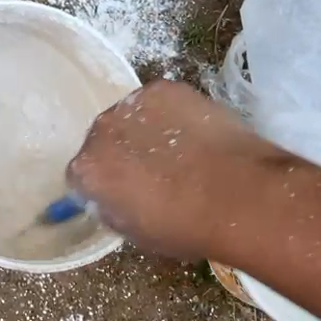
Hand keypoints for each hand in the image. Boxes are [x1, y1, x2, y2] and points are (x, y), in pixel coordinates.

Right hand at [65, 79, 288, 260]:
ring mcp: (131, 104)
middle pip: (103, 139)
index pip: (81, 174)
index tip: (125, 193)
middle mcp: (100, 130)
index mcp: (87, 169)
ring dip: (144, 130)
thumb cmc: (186, 226)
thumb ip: (111, 208)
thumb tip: (109, 196)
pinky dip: (171, 114)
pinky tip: (195, 134)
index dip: (104, 184)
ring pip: (130, 117)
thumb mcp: (136, 232)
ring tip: (180, 151)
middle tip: (154, 172)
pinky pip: (158, 102)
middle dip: (122, 152)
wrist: (239, 195)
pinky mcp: (162, 88)